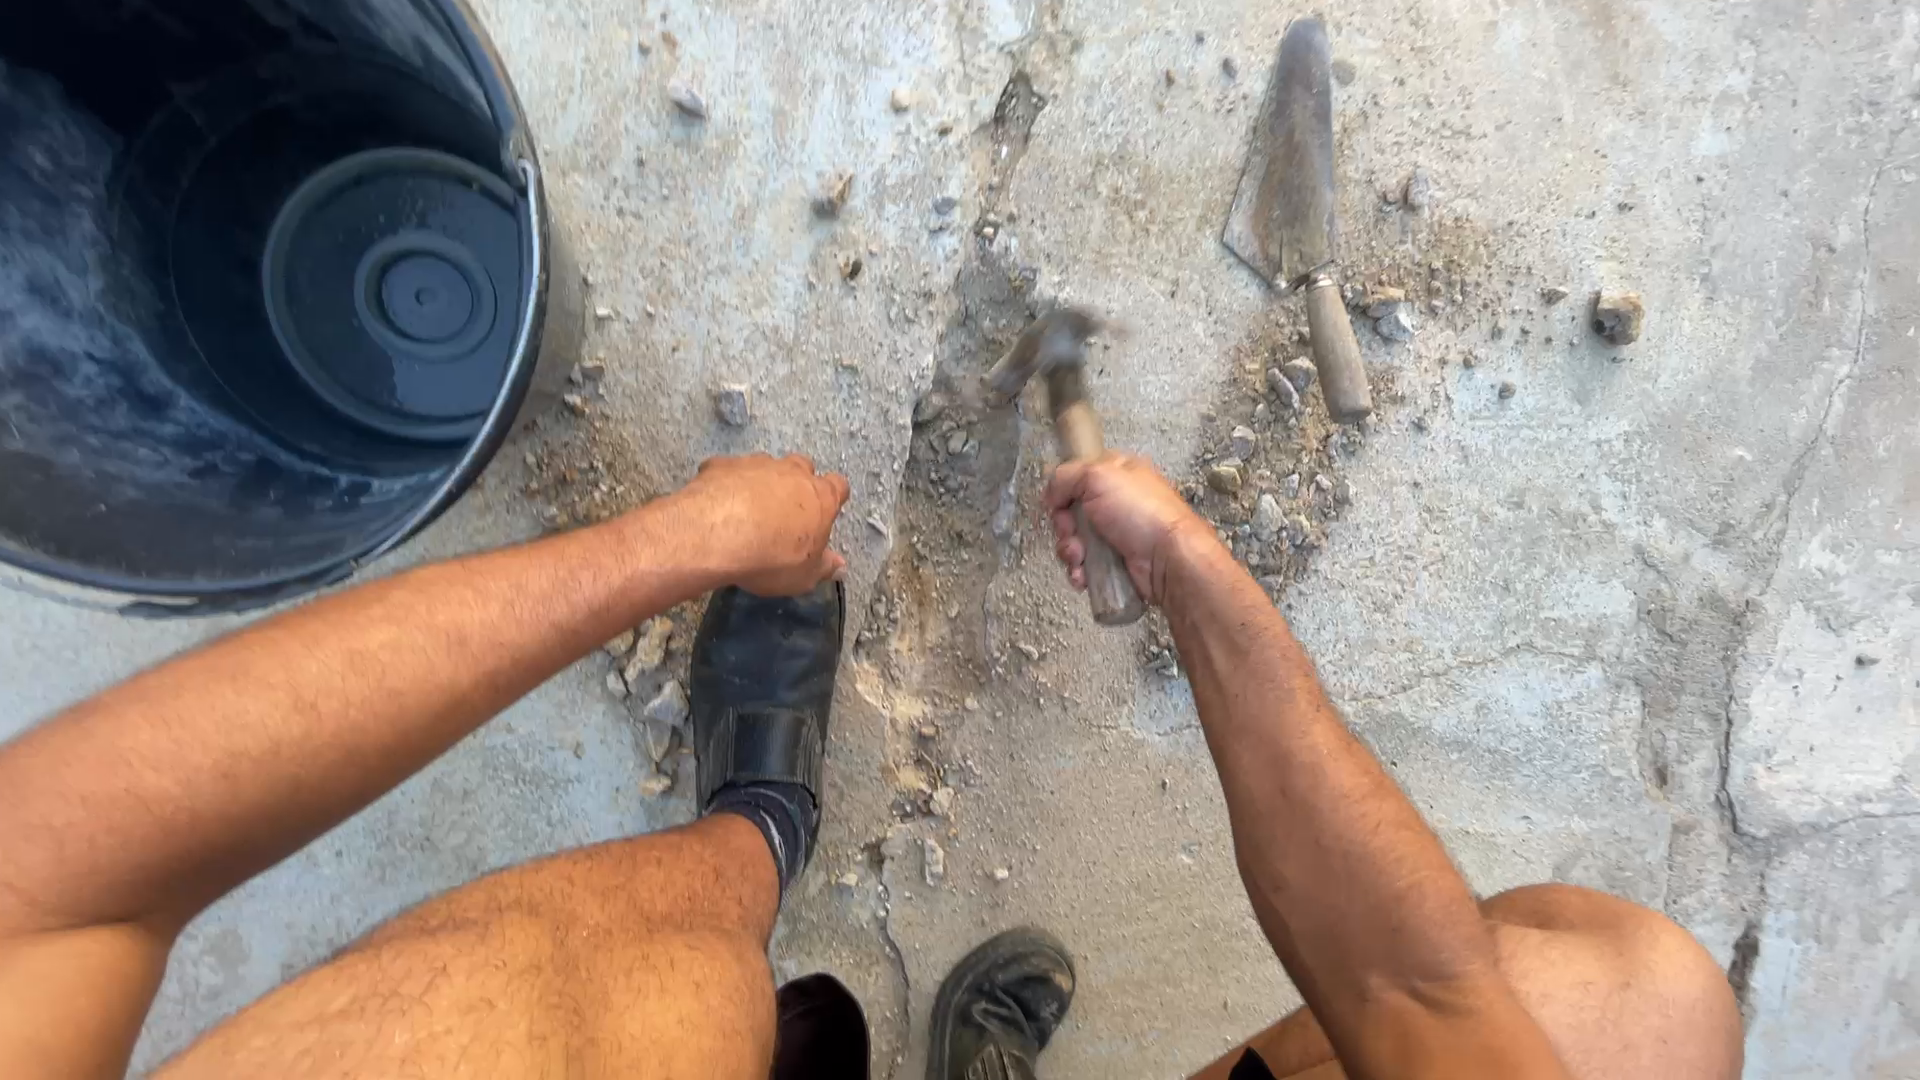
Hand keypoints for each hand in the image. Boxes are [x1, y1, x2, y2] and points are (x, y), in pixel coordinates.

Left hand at [666, 454, 849, 594]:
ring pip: (766, 465)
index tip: (824, 510)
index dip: (832, 496)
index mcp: (821, 497)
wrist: (718, 535)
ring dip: (761, 481)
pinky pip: (728, 470)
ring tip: (748, 507)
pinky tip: (718, 502)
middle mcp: (793, 472)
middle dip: (797, 482)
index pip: (838, 486)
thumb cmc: (773, 558)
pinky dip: (727, 482)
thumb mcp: (804, 575)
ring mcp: (757, 464)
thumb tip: (840, 566)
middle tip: (785, 508)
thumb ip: (824, 567)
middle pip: (803, 467)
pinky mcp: (722, 464)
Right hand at [1043, 453, 1218, 604]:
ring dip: (1070, 551)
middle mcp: (1117, 503)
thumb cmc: (1140, 512)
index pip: (1077, 477)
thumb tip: (1051, 496)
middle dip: (1064, 526)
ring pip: (1074, 542)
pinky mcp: (1115, 562)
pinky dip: (1079, 572)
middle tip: (1072, 532)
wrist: (1167, 559)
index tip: (1060, 502)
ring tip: (1081, 557)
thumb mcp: (1097, 475)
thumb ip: (1065, 476)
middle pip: (1070, 512)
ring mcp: (1116, 534)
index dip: (1064, 491)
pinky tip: (1084, 575)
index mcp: (1118, 474)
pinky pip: (1084, 566)